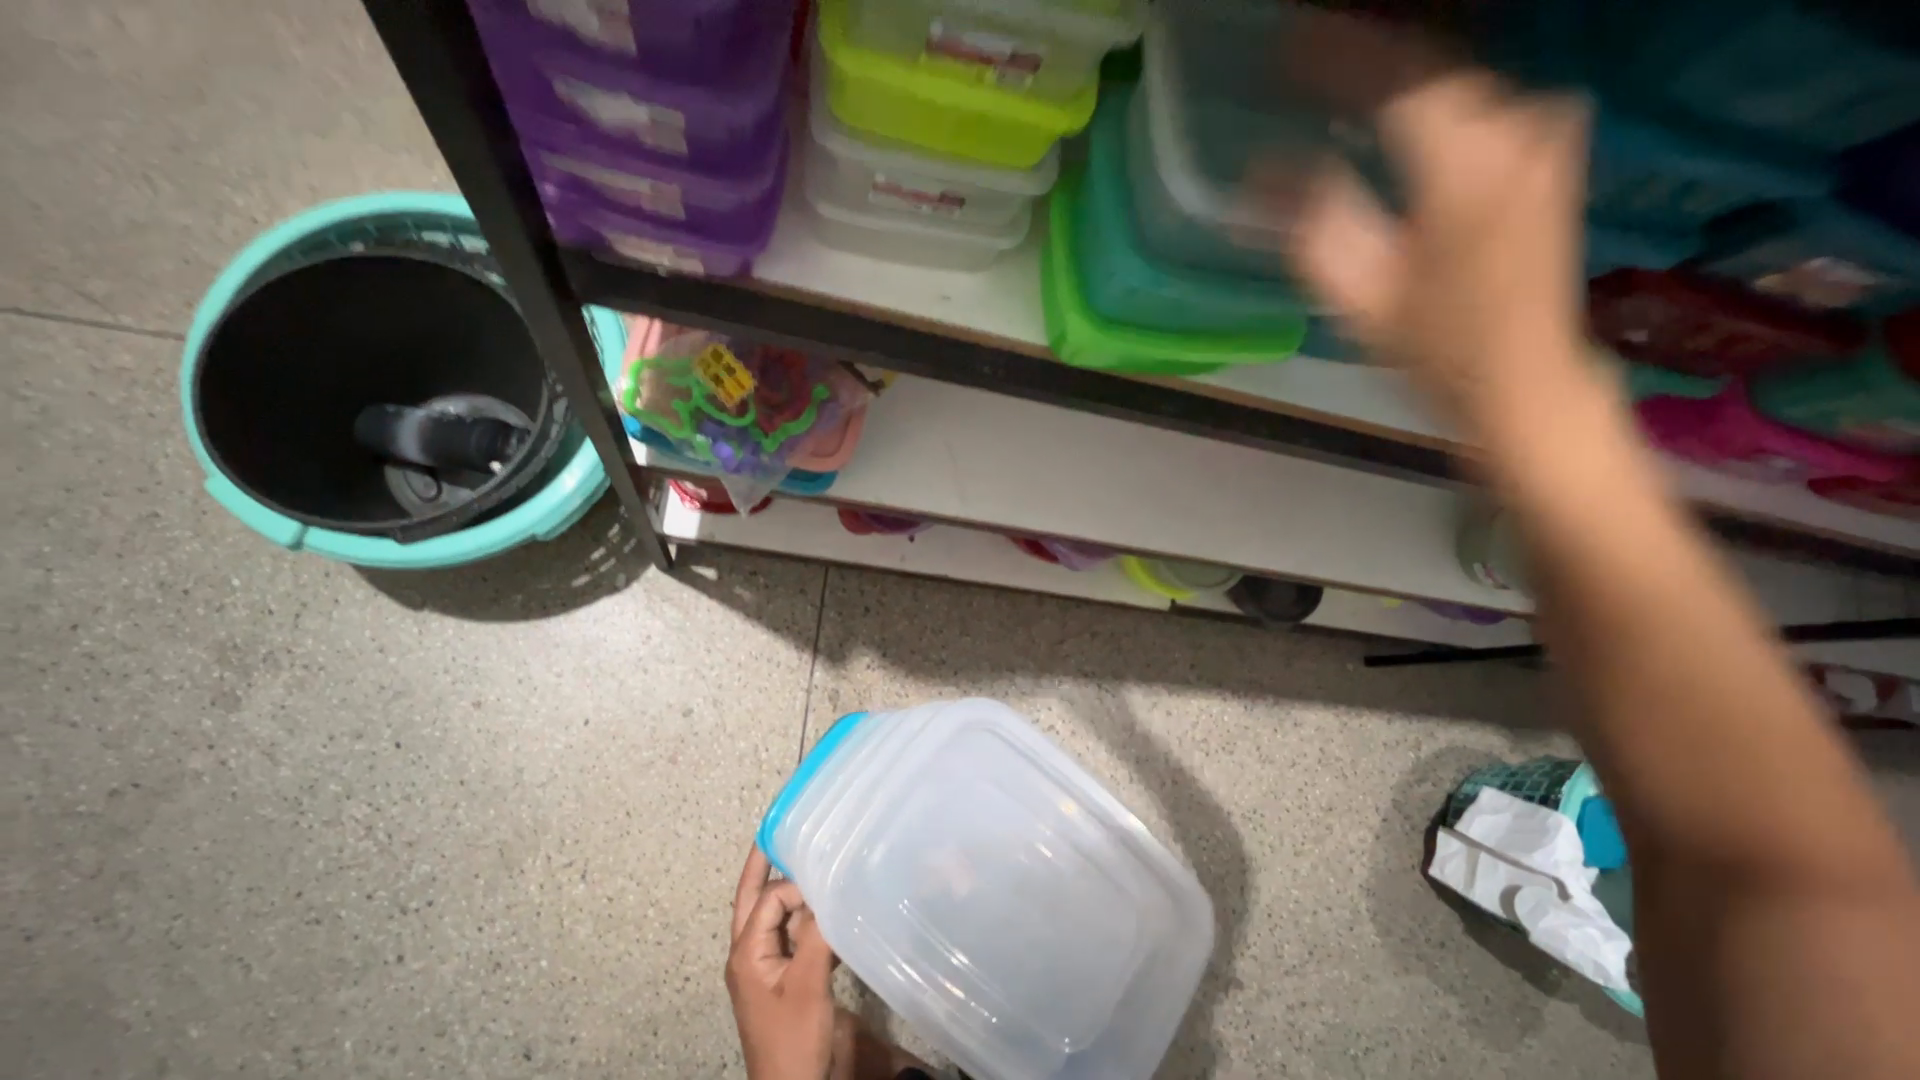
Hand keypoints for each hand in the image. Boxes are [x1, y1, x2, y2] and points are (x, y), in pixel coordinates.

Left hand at [727, 847, 836, 1079]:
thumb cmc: (795, 1038)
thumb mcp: (809, 984)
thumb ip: (818, 934)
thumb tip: (830, 891)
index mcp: (746, 952)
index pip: (769, 899)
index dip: (797, 887)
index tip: (829, 884)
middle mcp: (750, 953)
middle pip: (756, 899)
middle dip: (767, 866)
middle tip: (783, 830)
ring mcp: (765, 967)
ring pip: (776, 918)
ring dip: (793, 895)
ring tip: (816, 866)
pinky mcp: (783, 980)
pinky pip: (793, 939)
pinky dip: (809, 923)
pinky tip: (832, 915)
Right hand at [1278, 22, 1598, 439]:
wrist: (1527, 378)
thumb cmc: (1435, 351)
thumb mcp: (1359, 298)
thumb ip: (1311, 223)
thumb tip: (1259, 168)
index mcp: (1465, 171)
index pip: (1397, 77)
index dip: (1336, 53)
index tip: (1282, 44)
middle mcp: (1518, 131)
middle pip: (1429, 64)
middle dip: (1362, 52)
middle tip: (1298, 53)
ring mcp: (1546, 132)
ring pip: (1457, 74)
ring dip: (1396, 69)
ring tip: (1335, 70)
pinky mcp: (1554, 142)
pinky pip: (1482, 93)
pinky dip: (1434, 89)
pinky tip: (1394, 101)